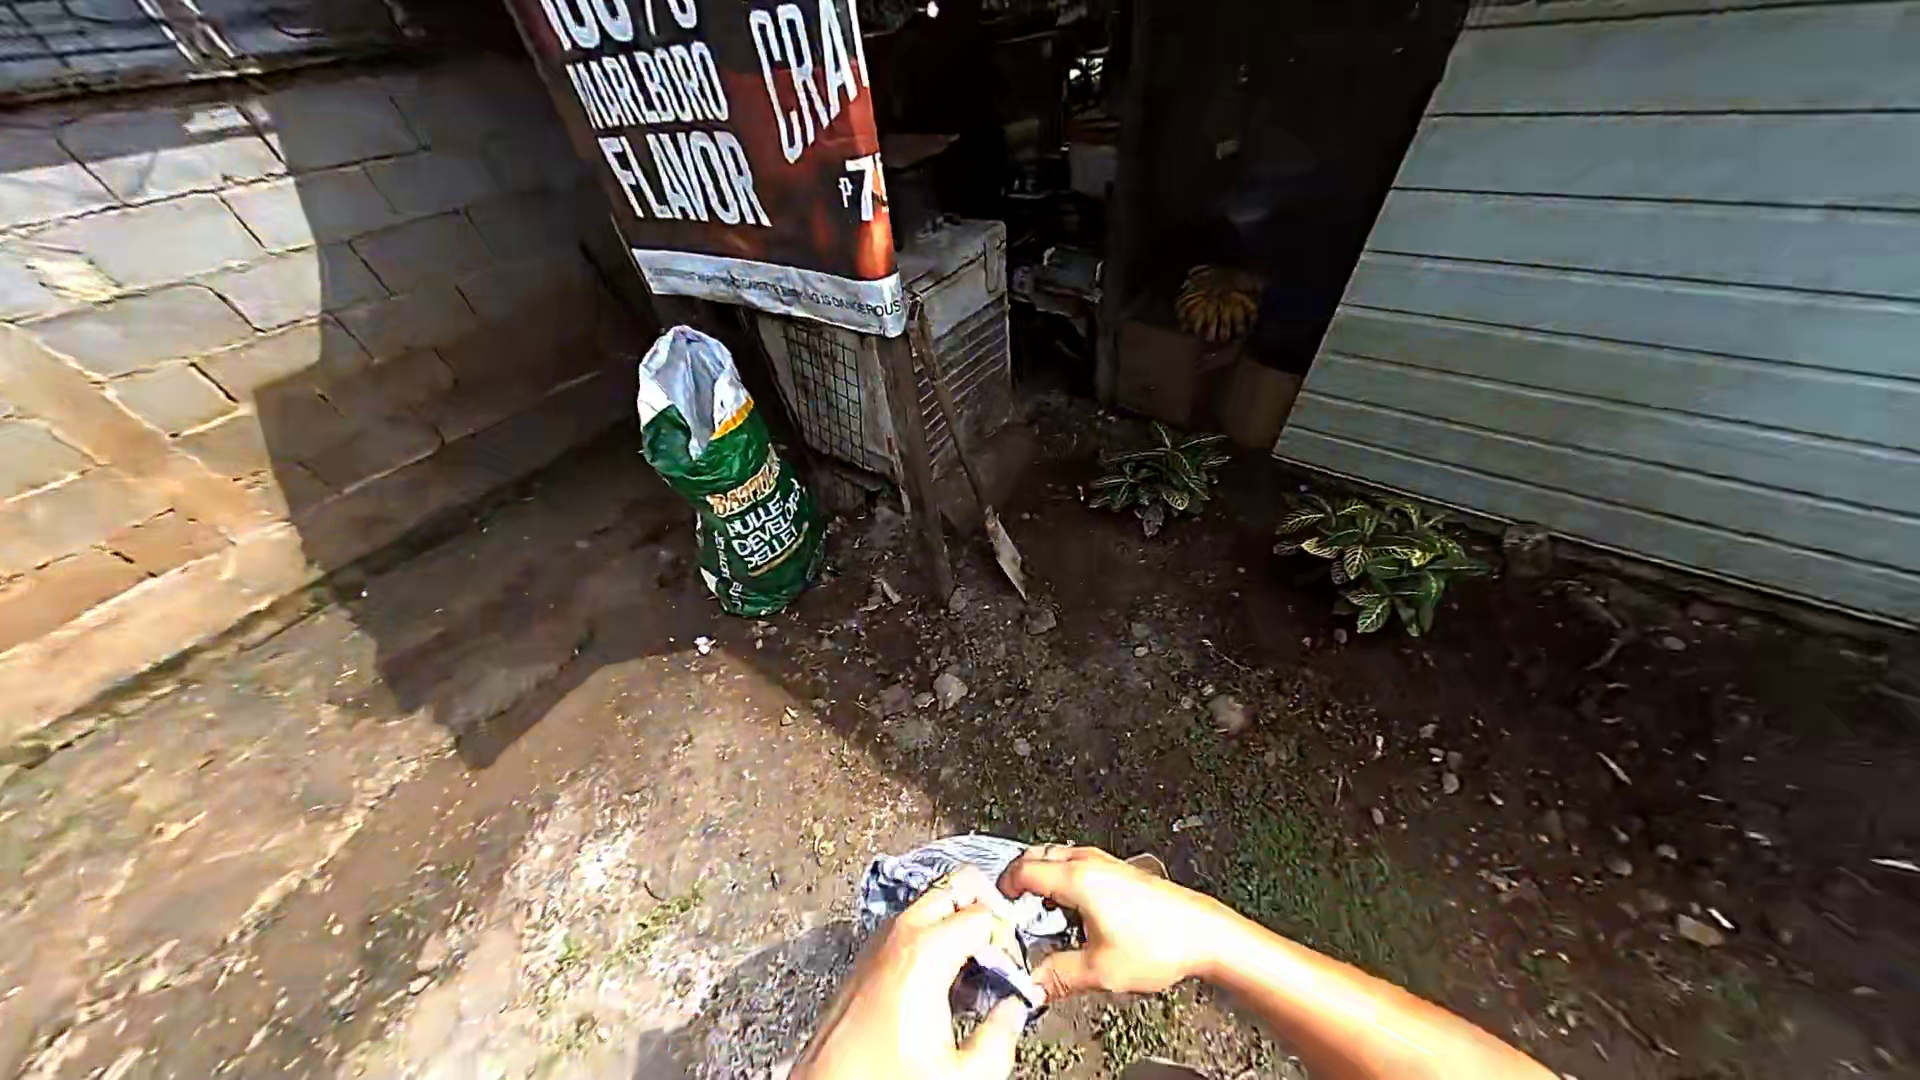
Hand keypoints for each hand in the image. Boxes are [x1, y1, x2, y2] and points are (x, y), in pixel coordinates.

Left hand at [792, 867, 1026, 1079]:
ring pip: (932, 902)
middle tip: (1002, 944)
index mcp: (926, 950)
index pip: (984, 913)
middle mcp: (901, 932)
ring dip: (959, 919)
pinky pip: (911, 924)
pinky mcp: (868, 957)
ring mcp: (881, 940)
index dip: (1008, 938)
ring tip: (977, 964)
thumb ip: (1000, 1037)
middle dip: (985, 904)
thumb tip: (1014, 1011)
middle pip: (955, 885)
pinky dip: (935, 933)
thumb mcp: (962, 1076)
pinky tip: (945, 976)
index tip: (1015, 969)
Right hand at [998, 844, 1237, 999]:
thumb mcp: (1100, 969)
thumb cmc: (1159, 942)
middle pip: (1037, 856)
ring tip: (1041, 913)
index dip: (1004, 887)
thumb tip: (1034, 985)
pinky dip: (1061, 879)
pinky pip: (1075, 863)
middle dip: (1020, 880)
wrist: (1202, 933)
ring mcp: (1103, 862)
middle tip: (1013, 910)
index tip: (996, 906)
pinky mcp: (1116, 869)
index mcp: (1076, 877)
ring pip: (1057, 857)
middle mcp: (1086, 861)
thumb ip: (1059, 975)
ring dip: (1042, 878)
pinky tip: (1071, 912)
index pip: (1024, 869)